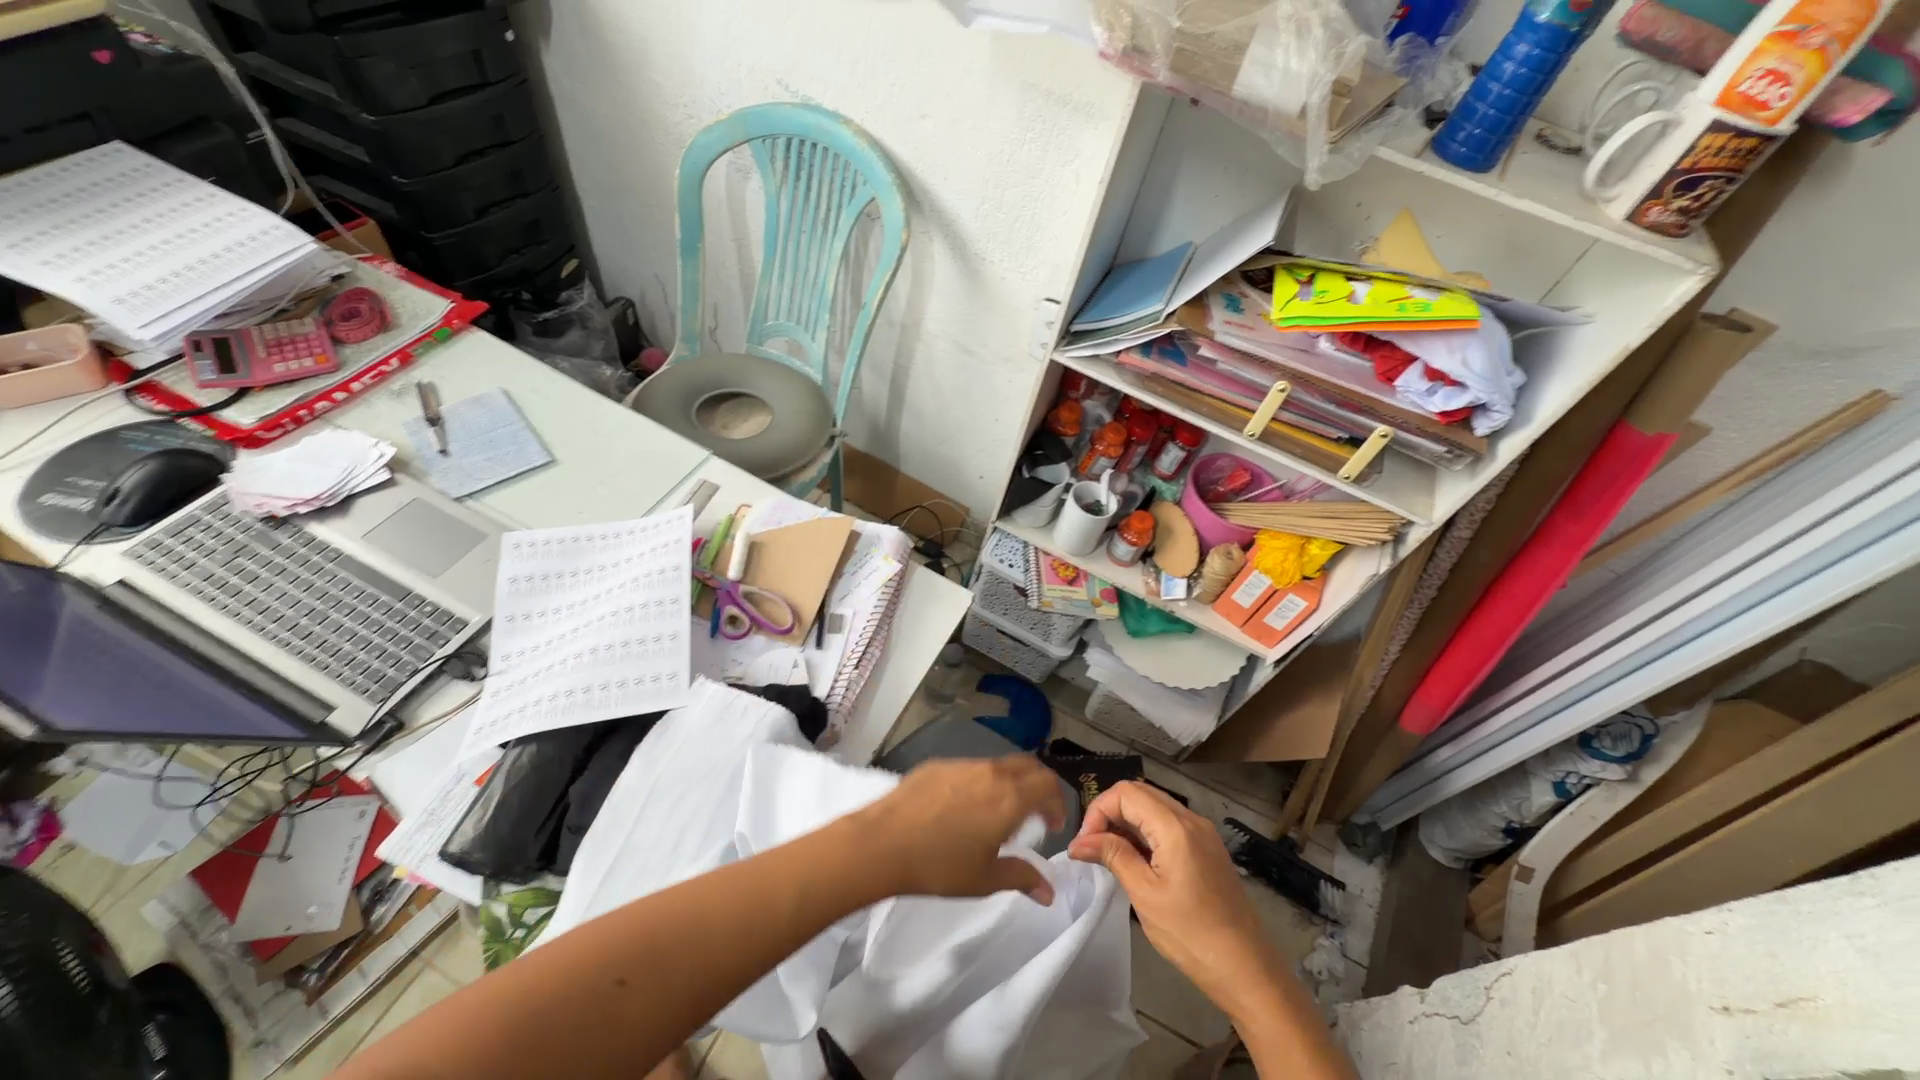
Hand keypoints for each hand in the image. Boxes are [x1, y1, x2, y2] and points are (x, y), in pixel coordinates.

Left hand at [854, 756, 1067, 905]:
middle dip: (1039, 787)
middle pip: (1028, 766)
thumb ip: (1022, 878)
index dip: (1057, 804)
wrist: (880, 844)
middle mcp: (990, 772)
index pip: (1048, 785)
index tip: (1051, 826)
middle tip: (1034, 815)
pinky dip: (980, 783)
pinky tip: (961, 809)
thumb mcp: (985, 879)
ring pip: (998, 765)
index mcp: (1010, 798)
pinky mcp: (935, 765)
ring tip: (996, 815)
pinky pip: (970, 768)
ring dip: (1009, 784)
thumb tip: (1049, 891)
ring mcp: (961, 765)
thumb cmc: (938, 866)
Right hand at [1068, 781, 1286, 1019]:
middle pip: (1140, 794)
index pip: (1126, 792)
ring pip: (1154, 808)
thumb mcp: (1145, 894)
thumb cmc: (1191, 933)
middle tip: (1092, 848)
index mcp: (1177, 827)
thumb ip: (1113, 856)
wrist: (1246, 966)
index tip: (1085, 844)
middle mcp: (1192, 820)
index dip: (1098, 810)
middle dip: (1109, 813)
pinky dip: (1146, 834)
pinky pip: (1169, 826)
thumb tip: (1078, 842)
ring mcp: (1203, 834)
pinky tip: (1135, 861)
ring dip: (1126, 823)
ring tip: (1109, 856)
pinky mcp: (1207, 849)